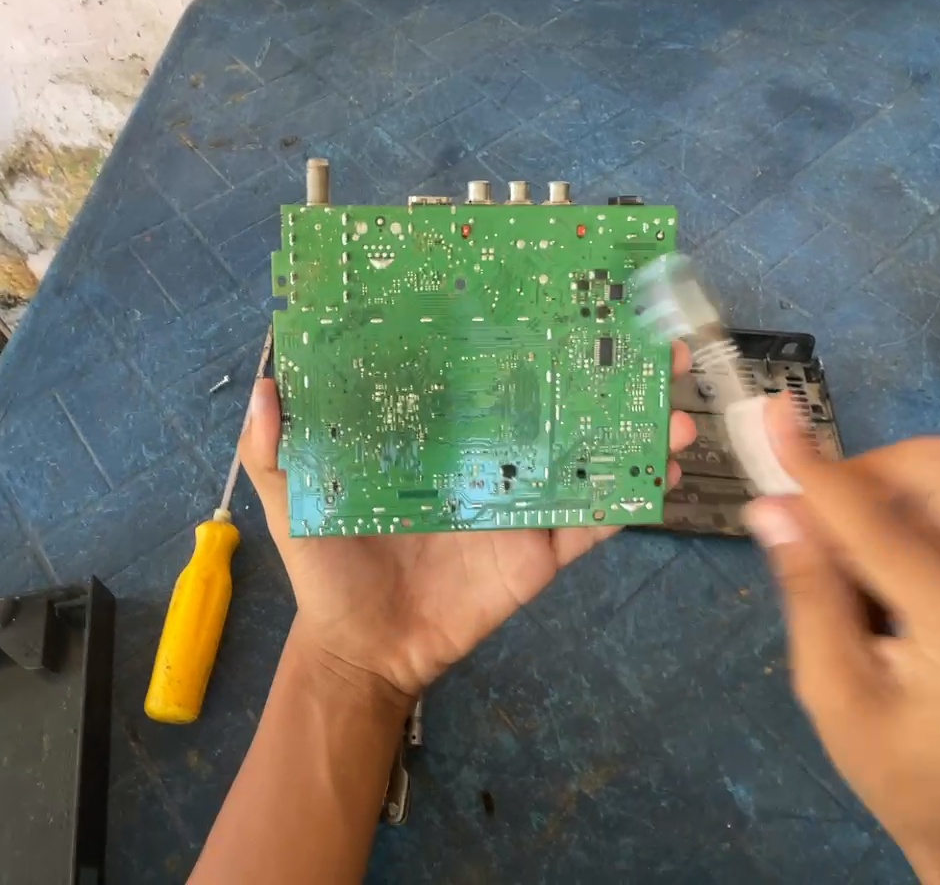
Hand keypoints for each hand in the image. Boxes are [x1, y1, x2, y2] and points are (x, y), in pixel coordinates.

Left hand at [238, 342, 698, 701]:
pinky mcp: (543, 548)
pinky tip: (668, 464)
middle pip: (552, 400)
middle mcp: (488, 453)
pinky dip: (633, 495)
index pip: (482, 369)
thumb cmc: (330, 565)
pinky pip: (595, 520)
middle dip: (601, 367)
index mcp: (439, 430)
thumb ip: (275, 445)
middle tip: (645, 336)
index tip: (552, 291)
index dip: (515, 330)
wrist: (365, 649)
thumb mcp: (293, 498)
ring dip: (635, 424)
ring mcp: (522, 499)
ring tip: (674, 400)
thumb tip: (265, 381)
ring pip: (588, 451)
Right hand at [743, 398, 939, 884]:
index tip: (772, 414)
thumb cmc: (901, 774)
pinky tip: (866, 577)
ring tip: (834, 562)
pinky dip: (888, 520)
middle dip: (857, 475)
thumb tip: (768, 507)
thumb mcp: (831, 691)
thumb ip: (807, 590)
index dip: (816, 467)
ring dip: (870, 498)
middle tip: (811, 521)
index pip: (879, 522)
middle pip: (935, 471)